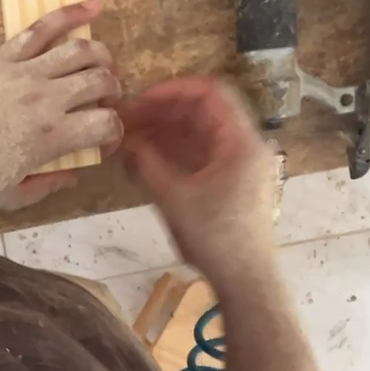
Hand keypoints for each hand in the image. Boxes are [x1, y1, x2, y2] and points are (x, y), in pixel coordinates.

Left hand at [0, 0, 121, 209]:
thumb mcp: (8, 198)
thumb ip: (45, 187)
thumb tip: (72, 177)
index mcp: (50, 137)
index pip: (105, 125)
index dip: (114, 134)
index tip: (104, 144)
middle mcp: (45, 99)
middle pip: (101, 82)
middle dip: (113, 93)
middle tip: (105, 105)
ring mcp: (25, 73)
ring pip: (81, 51)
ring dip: (102, 57)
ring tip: (104, 68)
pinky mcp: (4, 58)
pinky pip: (42, 28)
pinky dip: (70, 14)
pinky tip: (92, 7)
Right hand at [119, 77, 283, 274]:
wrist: (245, 279)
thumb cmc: (215, 239)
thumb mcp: (174, 199)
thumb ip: (147, 165)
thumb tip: (124, 143)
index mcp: (240, 142)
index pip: (209, 93)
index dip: (171, 91)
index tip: (139, 101)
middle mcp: (245, 146)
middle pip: (203, 112)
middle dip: (163, 113)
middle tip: (127, 121)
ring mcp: (239, 166)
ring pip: (200, 135)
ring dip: (166, 134)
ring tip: (130, 141)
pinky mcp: (231, 185)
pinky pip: (201, 157)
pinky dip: (175, 154)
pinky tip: (146, 161)